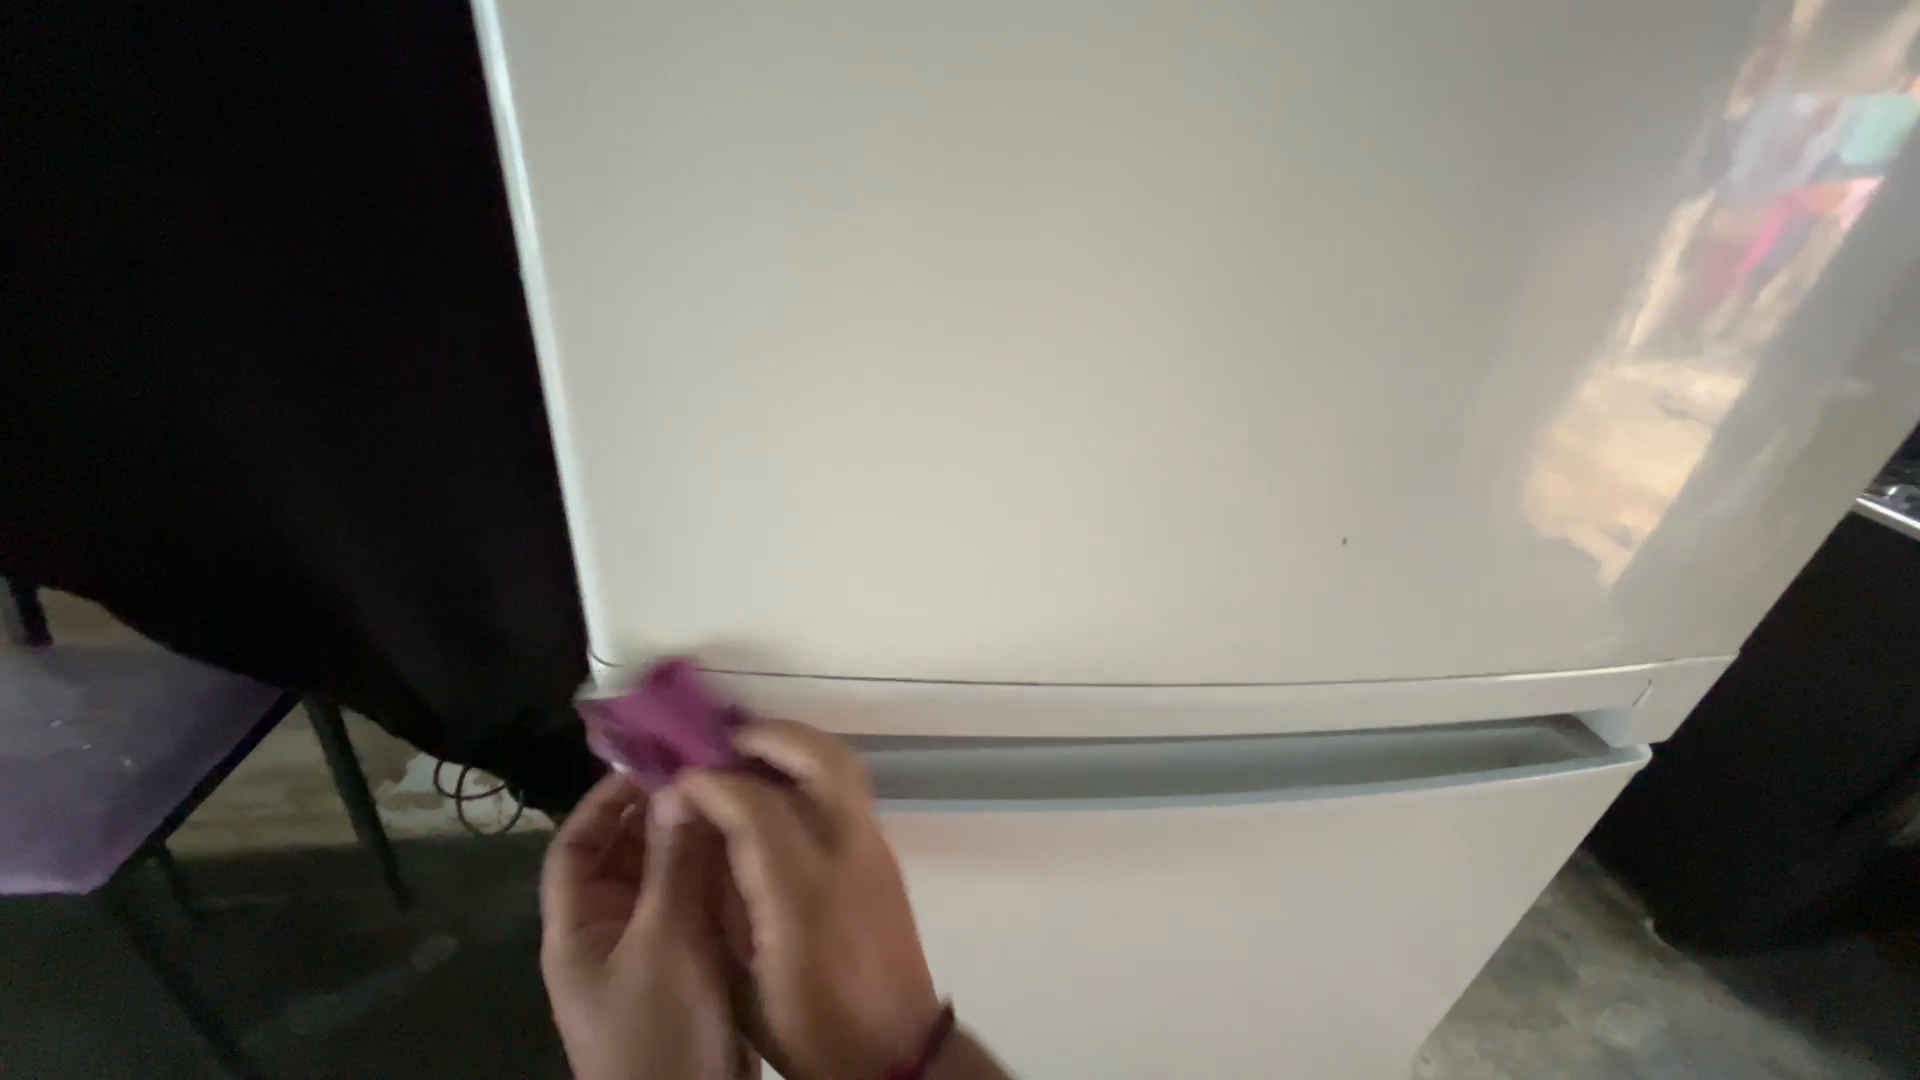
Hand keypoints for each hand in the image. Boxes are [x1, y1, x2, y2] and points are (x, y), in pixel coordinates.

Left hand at [540, 771, 753, 1079]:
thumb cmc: (658, 1031)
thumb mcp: (663, 943)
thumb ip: (673, 865)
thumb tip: (679, 788)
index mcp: (578, 928)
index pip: (574, 848)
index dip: (602, 803)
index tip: (649, 763)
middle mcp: (611, 929)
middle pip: (624, 854)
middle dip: (657, 812)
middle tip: (704, 767)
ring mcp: (653, 944)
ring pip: (666, 873)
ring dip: (692, 837)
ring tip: (731, 792)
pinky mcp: (692, 957)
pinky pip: (697, 898)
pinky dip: (716, 869)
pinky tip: (747, 842)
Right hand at [680, 719, 943, 1079]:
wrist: (894, 1051)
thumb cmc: (809, 1025)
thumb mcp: (743, 976)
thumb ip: (720, 898)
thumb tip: (699, 831)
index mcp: (804, 895)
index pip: (757, 806)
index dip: (714, 783)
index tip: (682, 779)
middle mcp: (849, 854)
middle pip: (821, 759)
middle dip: (771, 737)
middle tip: (727, 739)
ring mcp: (876, 848)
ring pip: (844, 763)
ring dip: (796, 746)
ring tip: (751, 753)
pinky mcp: (886, 852)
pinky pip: (850, 787)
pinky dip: (814, 769)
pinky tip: (781, 787)